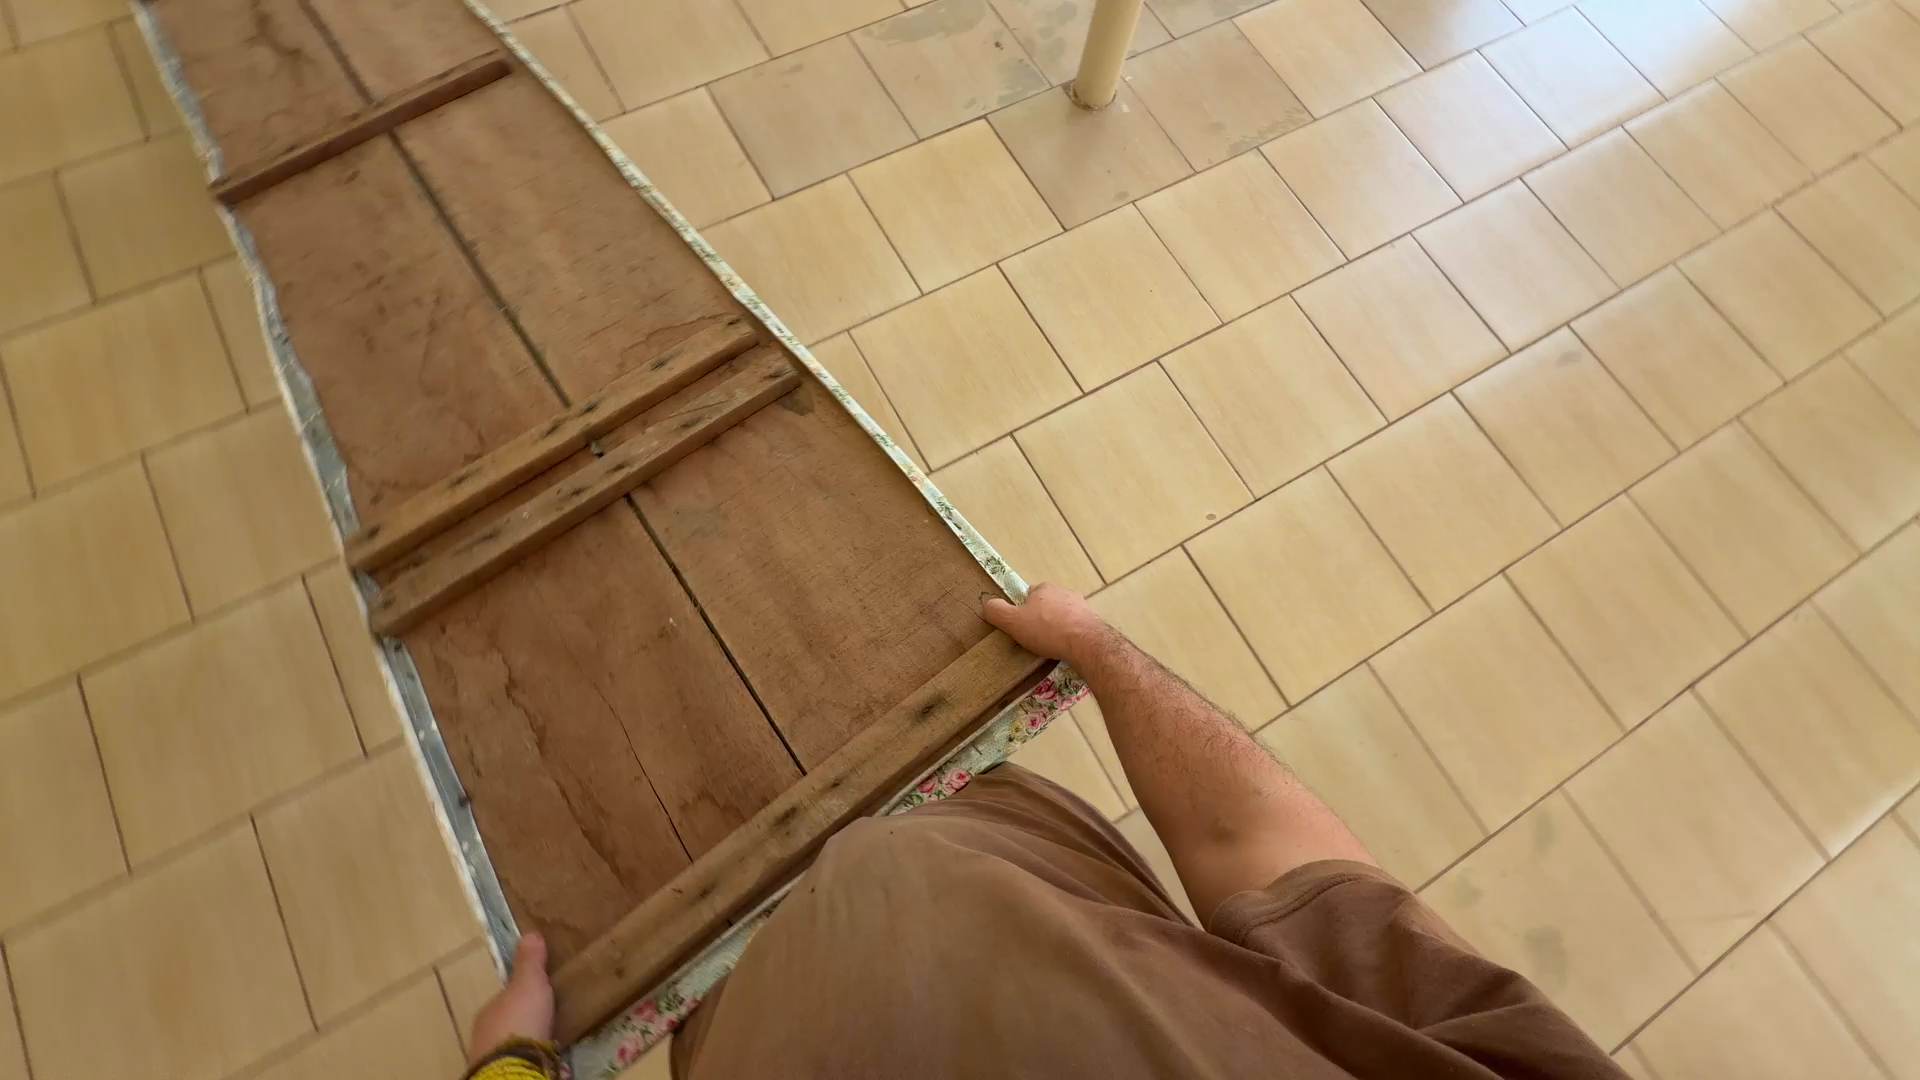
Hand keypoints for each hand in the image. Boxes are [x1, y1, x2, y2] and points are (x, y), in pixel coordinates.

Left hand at [470, 932, 554, 1061]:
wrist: (512, 1068)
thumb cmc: (520, 1019)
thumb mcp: (529, 983)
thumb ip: (529, 962)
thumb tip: (529, 933)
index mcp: (489, 1009)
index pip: (506, 997)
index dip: (524, 992)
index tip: (541, 990)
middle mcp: (484, 1032)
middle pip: (508, 1018)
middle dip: (525, 1016)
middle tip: (547, 1011)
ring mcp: (490, 1055)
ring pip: (512, 1039)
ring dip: (527, 1037)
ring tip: (549, 1033)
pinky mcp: (501, 1071)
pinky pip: (519, 1056)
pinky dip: (529, 1053)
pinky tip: (543, 1053)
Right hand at [983, 583, 1106, 663]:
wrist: (1086, 643)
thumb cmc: (1047, 630)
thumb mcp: (1013, 622)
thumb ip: (997, 612)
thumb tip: (987, 605)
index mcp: (1044, 588)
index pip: (1029, 594)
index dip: (1023, 609)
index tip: (1022, 626)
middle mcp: (1064, 592)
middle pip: (1047, 604)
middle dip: (1041, 618)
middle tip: (1036, 638)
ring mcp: (1082, 606)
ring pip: (1063, 615)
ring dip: (1058, 627)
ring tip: (1053, 645)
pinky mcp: (1094, 621)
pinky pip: (1077, 627)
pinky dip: (1072, 635)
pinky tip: (1068, 648)